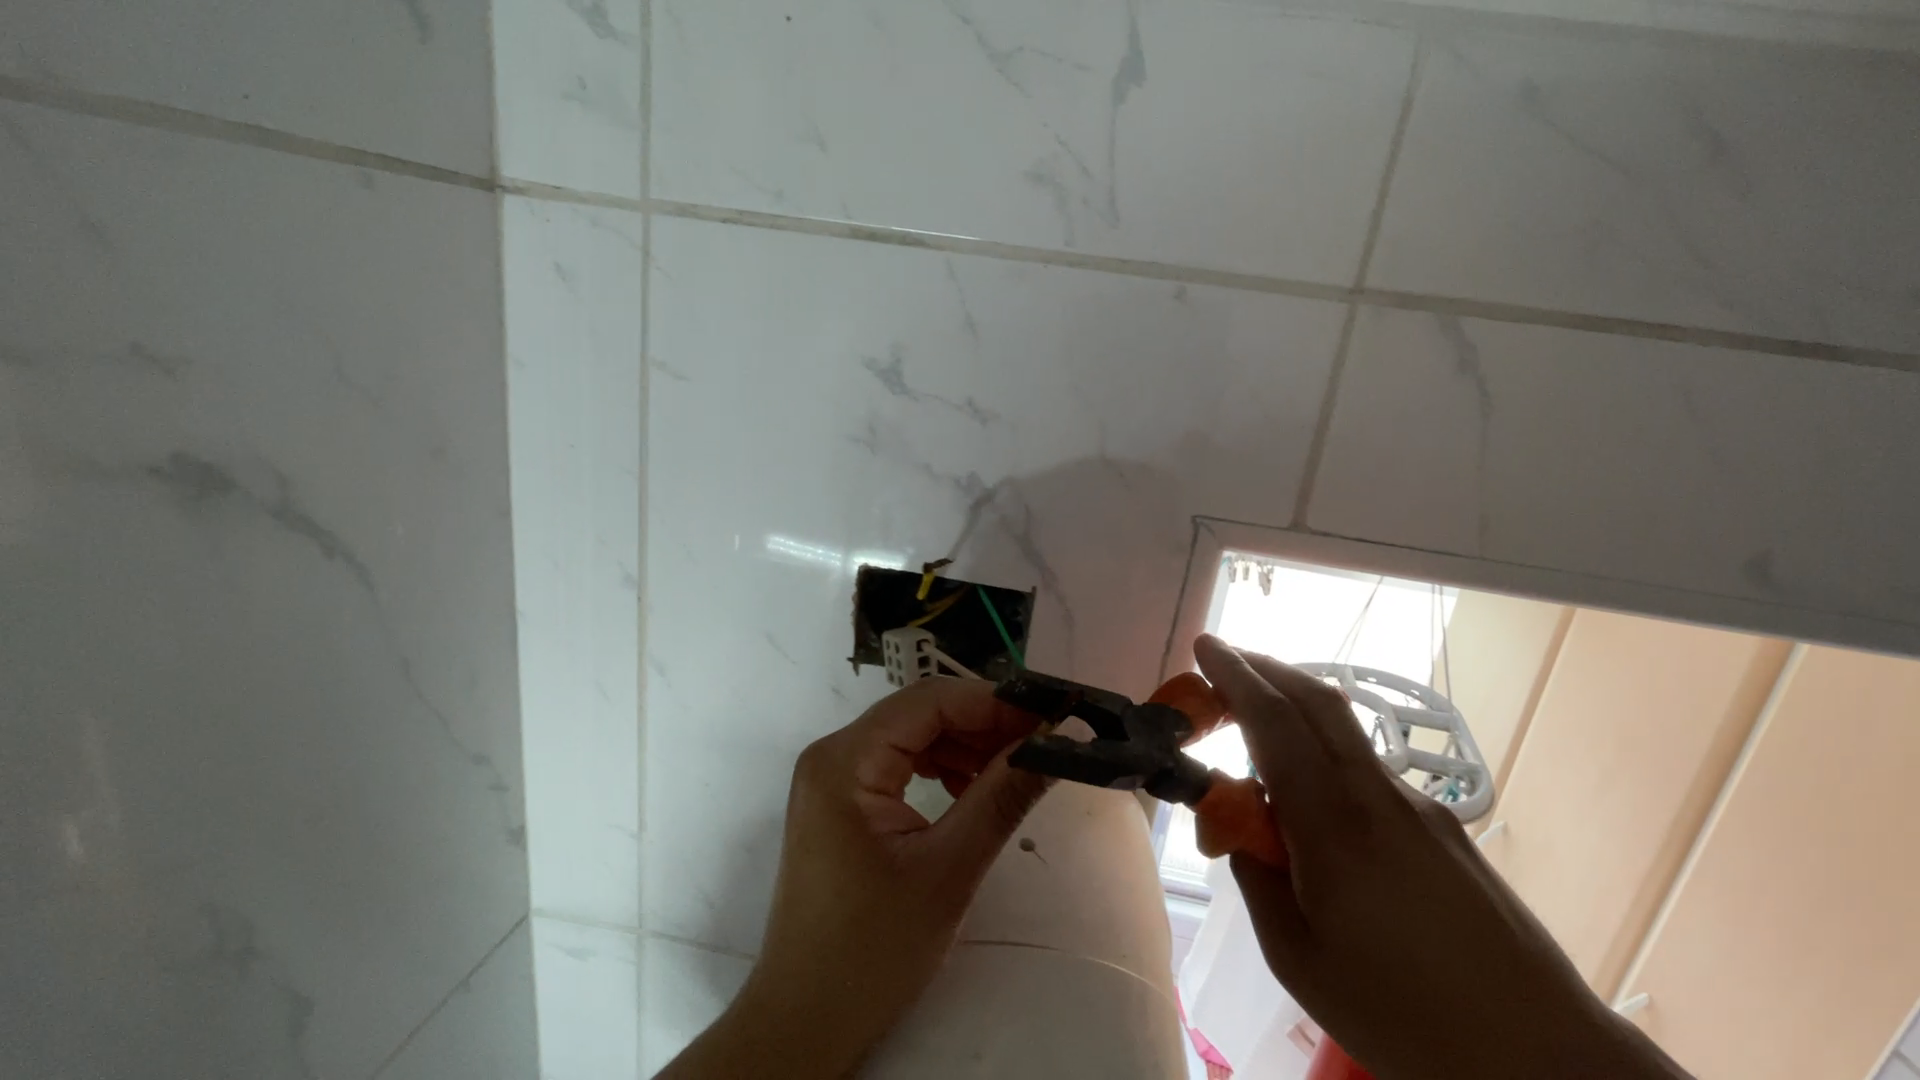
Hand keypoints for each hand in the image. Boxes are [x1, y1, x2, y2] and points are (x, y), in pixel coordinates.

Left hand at [658, 678, 1051, 1078]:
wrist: (808, 1018)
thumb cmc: (874, 949)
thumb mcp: (949, 869)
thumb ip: (1003, 796)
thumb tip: (1059, 742)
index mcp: (845, 761)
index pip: (929, 702)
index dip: (994, 702)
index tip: (1053, 715)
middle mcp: (833, 756)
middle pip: (920, 715)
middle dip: (984, 724)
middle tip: (1045, 742)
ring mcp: (833, 780)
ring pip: (913, 738)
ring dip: (967, 747)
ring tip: (1017, 770)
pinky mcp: (842, 805)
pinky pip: (900, 766)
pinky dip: (943, 771)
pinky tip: (976, 790)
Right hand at [1192, 634, 1691, 1079]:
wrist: (1539, 1052)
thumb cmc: (1400, 1013)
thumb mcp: (1296, 954)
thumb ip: (1257, 876)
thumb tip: (1242, 831)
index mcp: (1335, 825)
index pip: (1276, 723)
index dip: (1236, 677)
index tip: (1204, 647)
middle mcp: (1379, 797)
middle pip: (1320, 703)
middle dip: (1267, 670)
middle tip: (1223, 663)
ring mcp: (1419, 809)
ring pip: (1346, 734)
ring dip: (1296, 711)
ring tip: (1254, 731)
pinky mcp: (1444, 829)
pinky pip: (1367, 772)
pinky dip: (1324, 757)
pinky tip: (1311, 803)